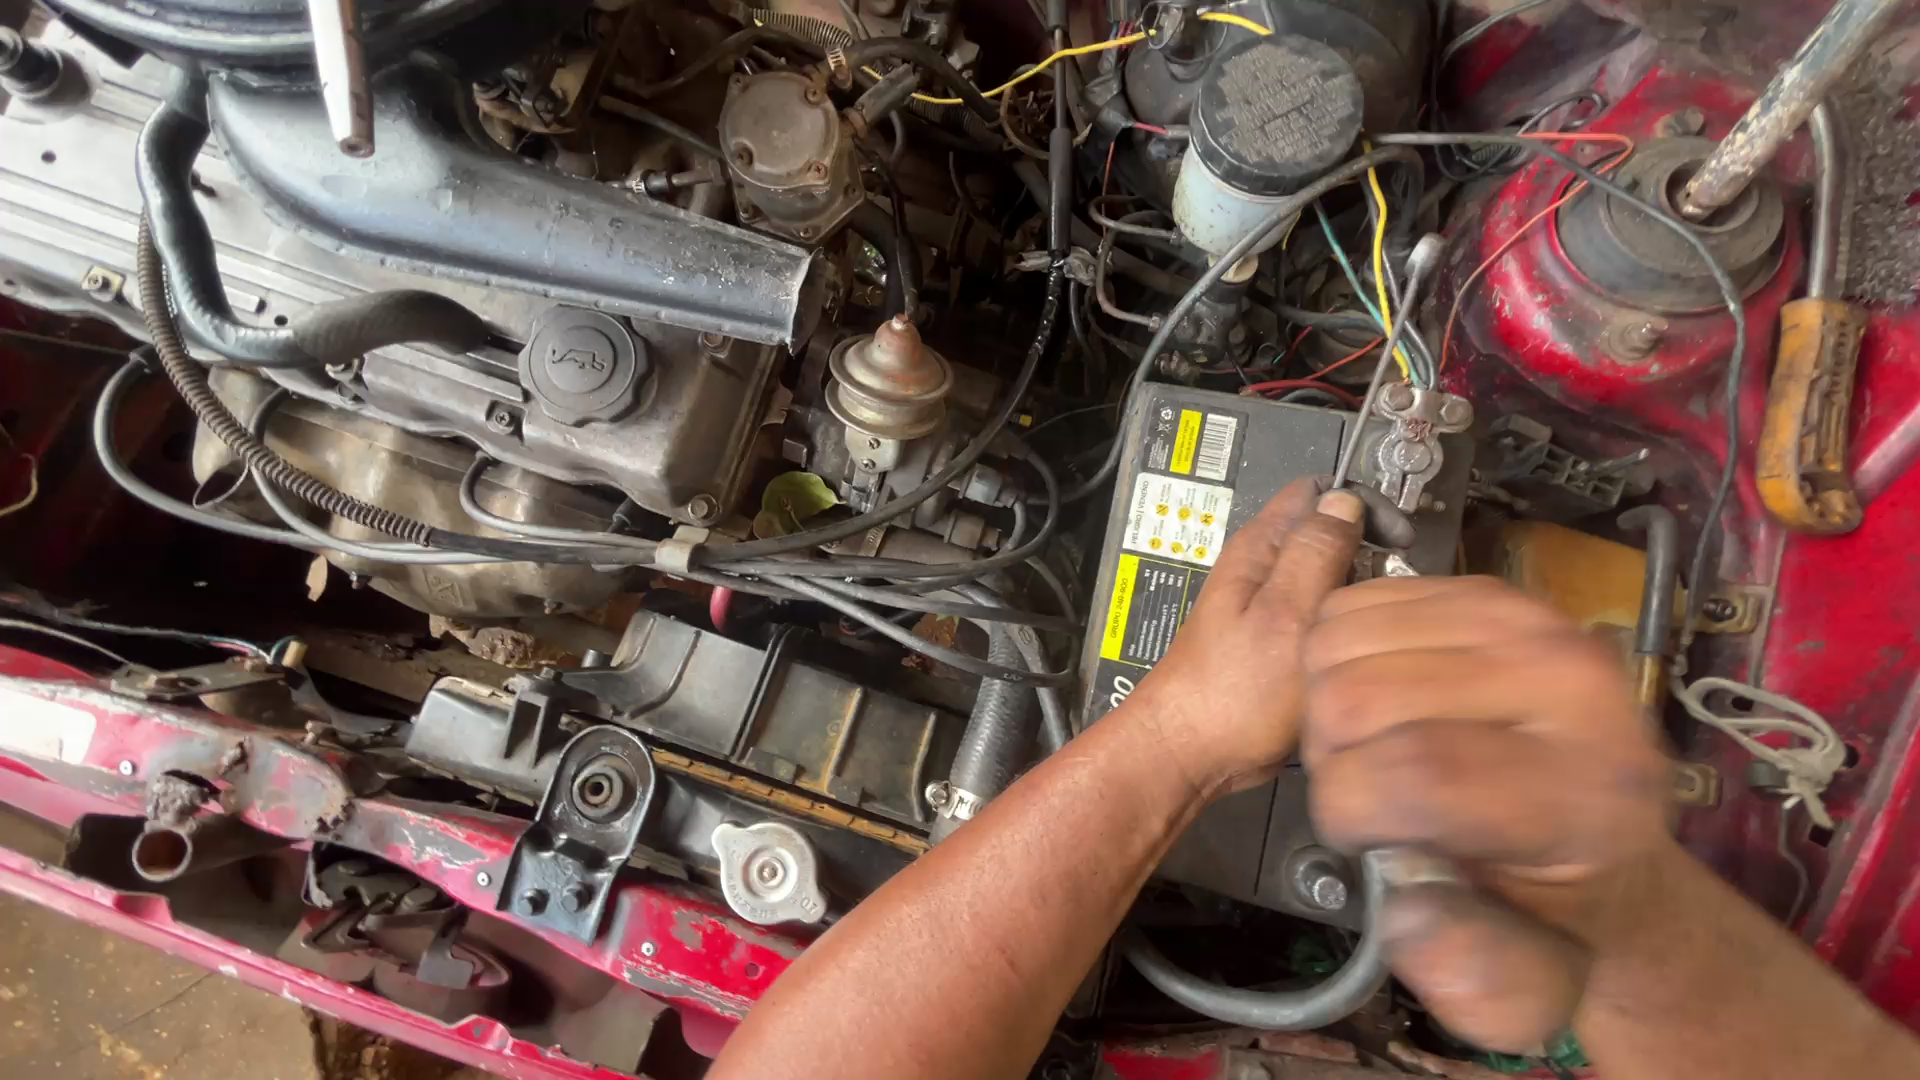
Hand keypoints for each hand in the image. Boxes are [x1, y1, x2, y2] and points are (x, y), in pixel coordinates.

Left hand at [1114, 478, 1364, 802]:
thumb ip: (1315, 553)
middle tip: (1394, 599)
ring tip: (1381, 633)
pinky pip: (1323, 621)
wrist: (1194, 752)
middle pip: (1329, 537)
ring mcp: (1270, 609)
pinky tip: (1359, 656)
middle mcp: (1262, 570)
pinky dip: (1344, 630)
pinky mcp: (1278, 645)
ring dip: (1359, 598)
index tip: (1399, 543)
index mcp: (1258, 549)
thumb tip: (1343, 499)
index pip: (1316, 492)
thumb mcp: (1286, 614)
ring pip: (1330, 582)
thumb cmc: (1236, 687)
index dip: (1362, 504)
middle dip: (1369, 557)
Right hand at [1300, 576, 1673, 1051]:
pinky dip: (1332, 653)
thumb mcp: (1524, 968)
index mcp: (1586, 792)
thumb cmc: (1546, 885)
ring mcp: (1524, 619)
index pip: (1416, 770)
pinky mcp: (1479, 587)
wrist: (1596, 810)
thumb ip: (1470, 967)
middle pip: (1356, 697)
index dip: (1349, 806)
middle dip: (1330, 752)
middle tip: (1361, 782)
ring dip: (1323, 698)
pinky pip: (1346, 606)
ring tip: (1367, 736)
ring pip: (1336, 643)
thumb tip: (1411, 911)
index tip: (1357, 832)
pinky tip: (1373, 689)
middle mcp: (1570, 685)